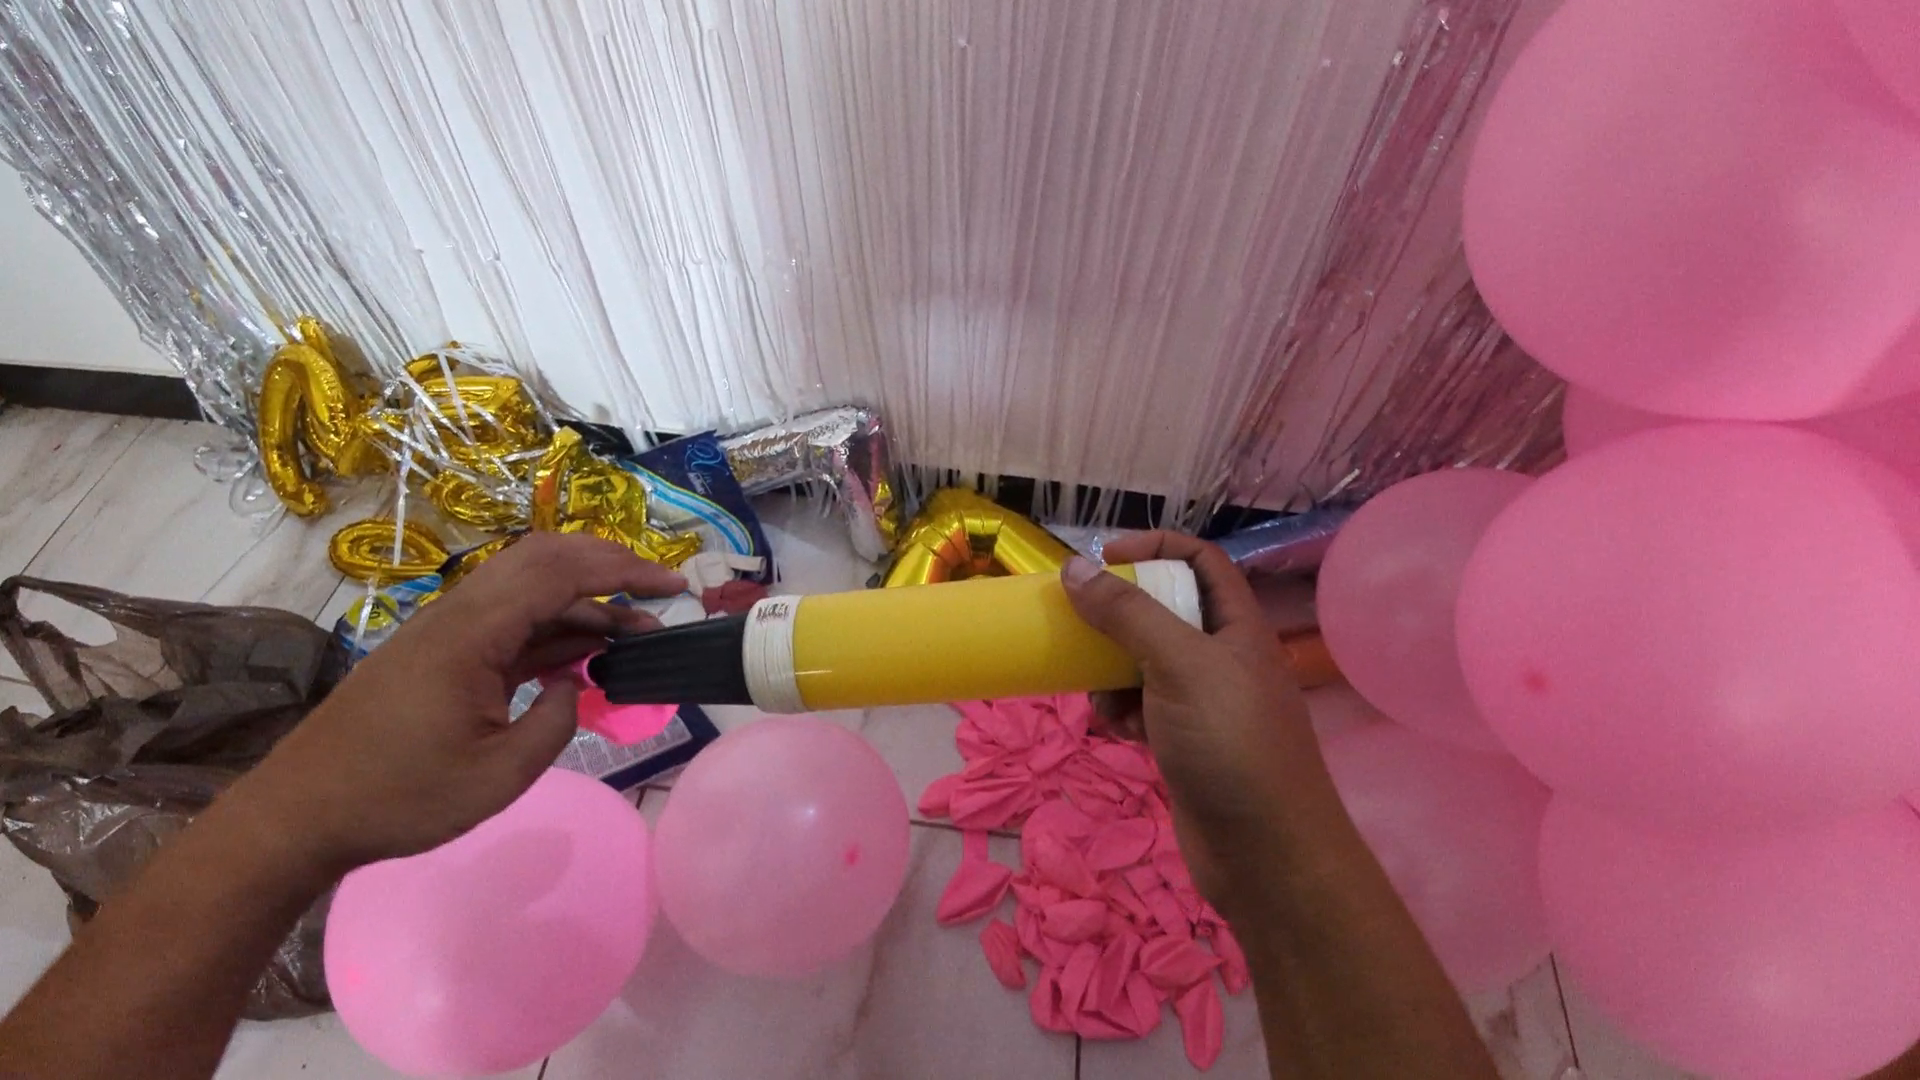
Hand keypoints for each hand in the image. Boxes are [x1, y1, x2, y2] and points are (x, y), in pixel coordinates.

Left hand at [226, 532, 685, 879]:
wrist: (299, 817)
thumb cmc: (399, 799)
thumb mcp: (498, 776)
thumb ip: (556, 722)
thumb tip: (576, 684)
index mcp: (471, 635)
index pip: (560, 574)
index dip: (623, 571)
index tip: (673, 587)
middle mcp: (460, 616)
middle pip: (544, 557)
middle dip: (610, 564)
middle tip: (660, 590)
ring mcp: (450, 631)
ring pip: (530, 584)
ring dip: (588, 598)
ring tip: (638, 631)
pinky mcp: (447, 651)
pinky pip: (514, 619)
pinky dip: (560, 624)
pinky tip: (591, 651)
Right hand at [1062, 532, 1330, 916]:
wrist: (1266, 855)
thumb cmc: (1229, 743)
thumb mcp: (1178, 665)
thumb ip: (1128, 614)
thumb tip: (1075, 568)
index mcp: (1236, 626)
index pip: (1201, 560)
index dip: (1156, 548)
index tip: (1106, 559)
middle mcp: (1223, 657)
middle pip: (1165, 612)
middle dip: (1120, 619)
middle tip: (1081, 626)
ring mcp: (1204, 703)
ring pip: (1145, 663)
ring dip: (1113, 673)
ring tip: (1101, 698)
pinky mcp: (1186, 741)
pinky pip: (1143, 707)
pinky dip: (1124, 713)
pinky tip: (1118, 733)